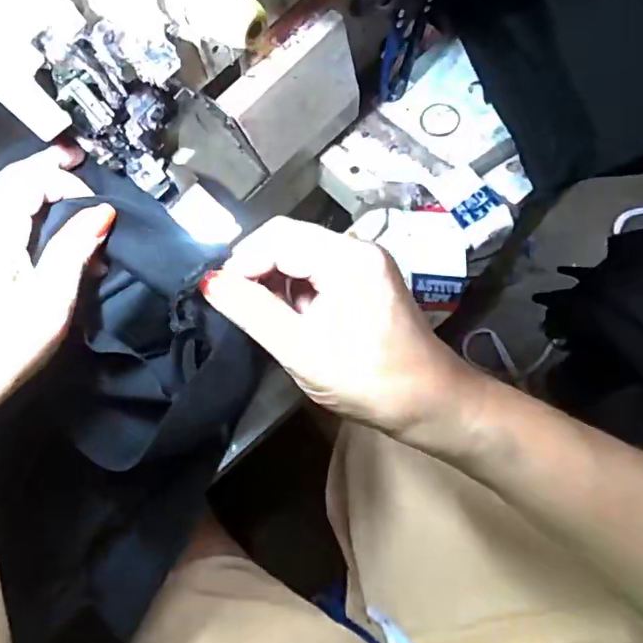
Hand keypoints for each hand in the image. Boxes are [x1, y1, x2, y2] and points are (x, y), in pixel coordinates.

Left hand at [0, 145, 114, 468]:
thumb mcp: (49, 301)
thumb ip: (75, 248)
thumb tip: (101, 212)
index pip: (31, 176)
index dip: (68, 179)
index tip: (98, 207)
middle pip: (11, 178)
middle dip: (48, 170)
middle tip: (80, 167)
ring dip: (34, 192)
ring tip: (67, 207)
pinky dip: (18, 213)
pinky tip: (36, 235)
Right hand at [201, 217, 479, 436]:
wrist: (432, 404)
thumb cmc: (368, 380)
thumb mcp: (299, 349)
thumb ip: (251, 310)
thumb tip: (210, 281)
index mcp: (347, 257)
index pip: (276, 238)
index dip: (241, 262)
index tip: (220, 293)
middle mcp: (358, 247)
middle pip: (288, 238)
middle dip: (256, 266)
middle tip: (234, 302)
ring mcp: (366, 260)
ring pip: (301, 251)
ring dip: (275, 277)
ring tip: (263, 314)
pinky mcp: (367, 276)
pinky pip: (318, 266)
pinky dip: (296, 285)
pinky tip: (291, 315)